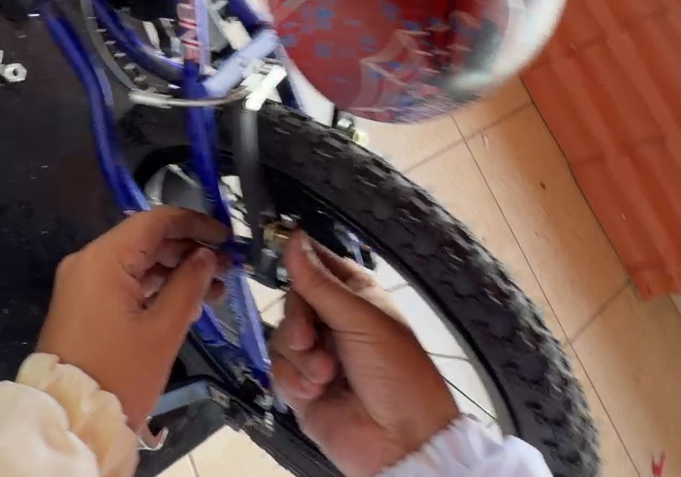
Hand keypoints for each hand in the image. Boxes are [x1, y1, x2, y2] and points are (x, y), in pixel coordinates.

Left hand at [36, 206, 228, 429]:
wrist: (68, 425)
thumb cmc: (120, 373)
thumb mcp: (163, 330)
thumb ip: (189, 284)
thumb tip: (207, 256)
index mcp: (104, 258)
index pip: (155, 221)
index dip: (194, 224)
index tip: (225, 236)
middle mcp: (88, 261)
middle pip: (146, 241)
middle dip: (188, 251)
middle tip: (227, 266)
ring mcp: (83, 283)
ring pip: (137, 263)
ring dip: (175, 272)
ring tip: (215, 288)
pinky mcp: (83, 305)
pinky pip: (124, 283)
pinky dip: (154, 288)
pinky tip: (187, 302)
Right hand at [270, 234, 459, 476]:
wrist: (402, 444)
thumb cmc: (396, 370)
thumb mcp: (361, 320)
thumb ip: (320, 282)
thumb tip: (293, 235)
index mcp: (353, 294)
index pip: (316, 264)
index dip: (298, 261)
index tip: (279, 254)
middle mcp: (332, 320)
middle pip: (292, 301)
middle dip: (298, 321)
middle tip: (310, 339)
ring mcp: (315, 355)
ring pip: (282, 335)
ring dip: (300, 356)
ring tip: (325, 375)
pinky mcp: (301, 387)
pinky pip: (277, 369)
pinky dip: (293, 380)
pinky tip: (314, 391)